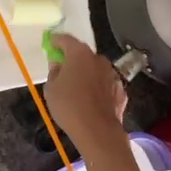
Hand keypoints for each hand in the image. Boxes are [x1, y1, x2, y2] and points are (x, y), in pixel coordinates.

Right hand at [44, 32, 126, 154]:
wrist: (98, 131)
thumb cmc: (69, 107)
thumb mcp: (51, 89)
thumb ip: (54, 72)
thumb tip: (58, 65)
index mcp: (79, 54)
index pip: (66, 39)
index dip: (56, 41)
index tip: (51, 43)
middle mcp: (98, 59)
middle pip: (83, 54)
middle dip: (73, 58)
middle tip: (63, 68)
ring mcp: (112, 74)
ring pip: (96, 69)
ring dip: (88, 73)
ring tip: (78, 87)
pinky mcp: (120, 91)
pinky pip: (105, 84)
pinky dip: (99, 87)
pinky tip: (92, 99)